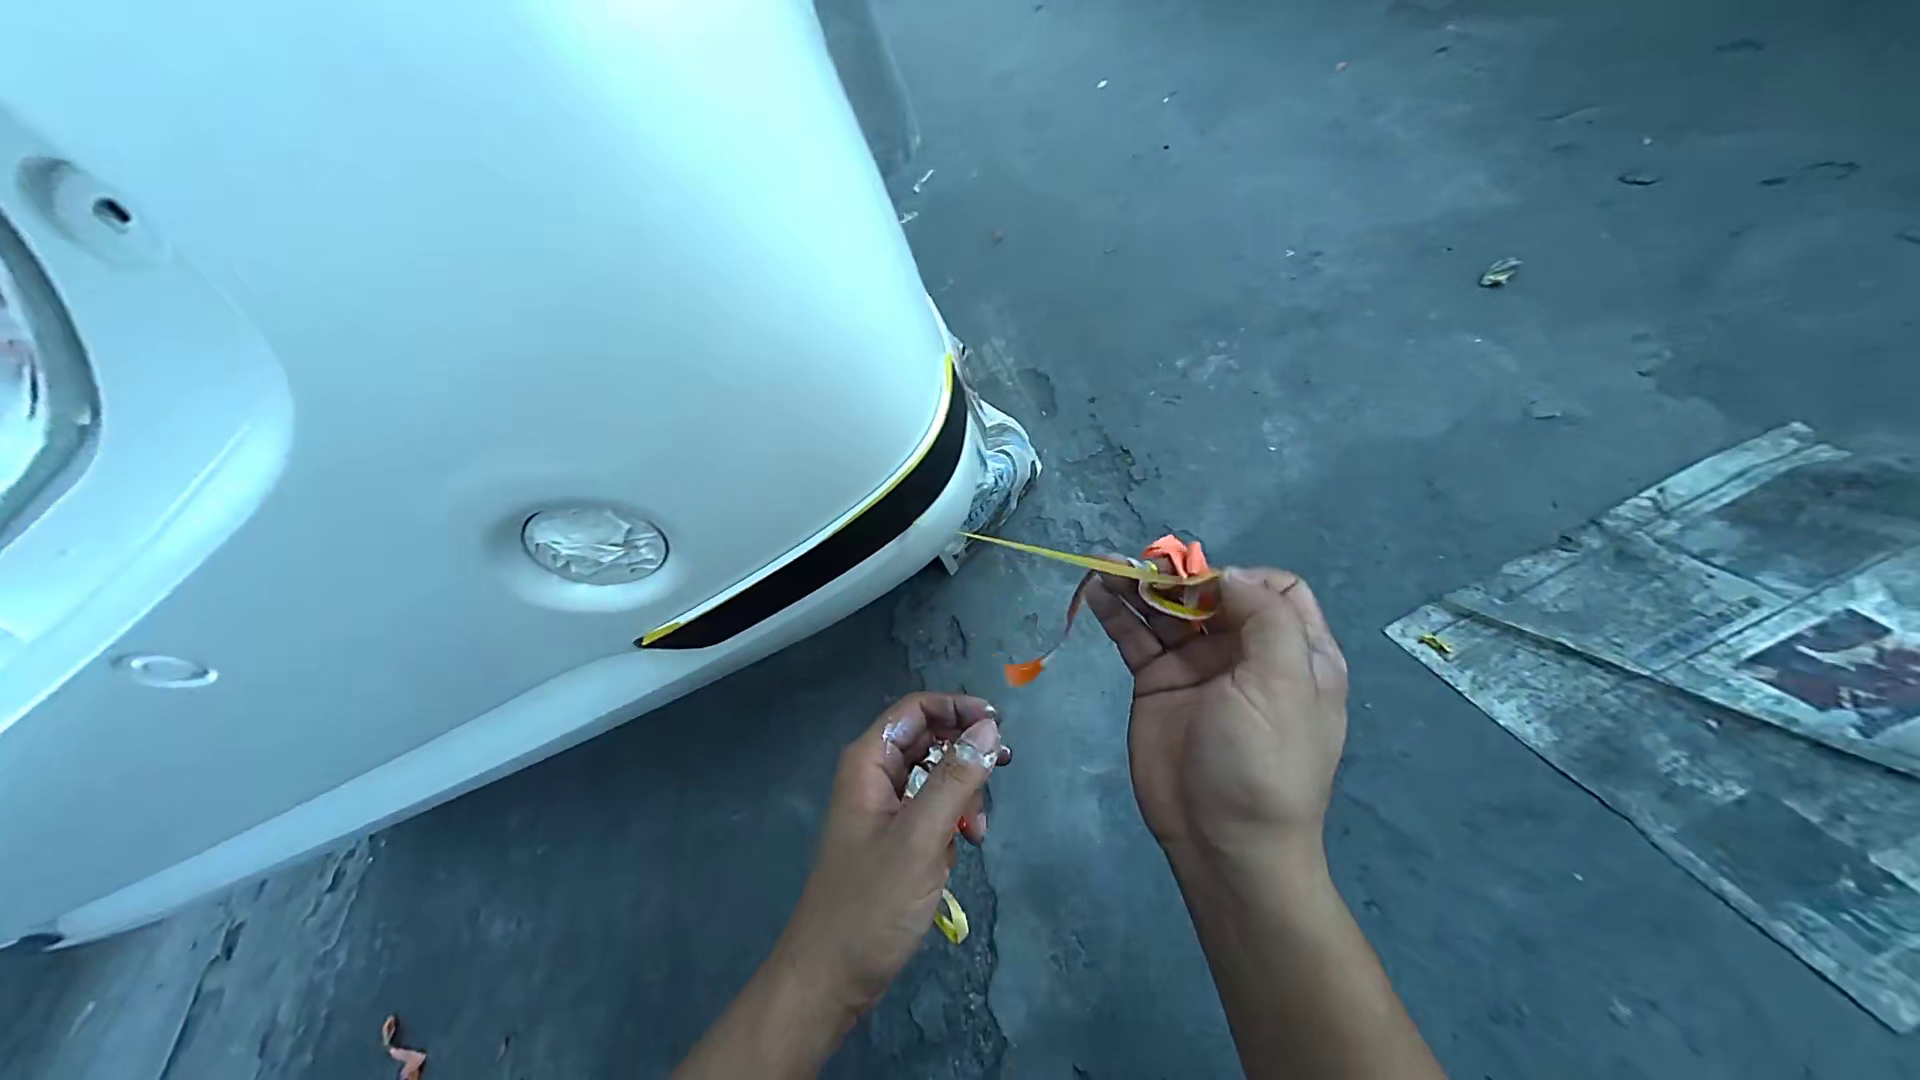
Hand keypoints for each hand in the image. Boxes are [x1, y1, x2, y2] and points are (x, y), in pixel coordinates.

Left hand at [773, 693, 1008, 1016]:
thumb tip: (989, 727)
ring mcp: (885, 806)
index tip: (997, 724)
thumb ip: (956, 778)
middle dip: (966, 752)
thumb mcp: (921, 836)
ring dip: (964, 791)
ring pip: (936, 774)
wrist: (832, 977)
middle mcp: (875, 775)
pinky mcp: (896, 835)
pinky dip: (954, 818)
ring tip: (978, 825)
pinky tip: (966, 843)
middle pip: (930, 738)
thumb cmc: (871, 903)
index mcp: (869, 761)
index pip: (917, 708)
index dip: (958, 708)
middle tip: (1002, 766)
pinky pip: (933, 807)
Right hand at [1085, 567, 1347, 865]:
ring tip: (1106, 566)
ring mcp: (1196, 666)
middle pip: (1210, 593)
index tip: (1207, 590)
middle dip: (1178, 574)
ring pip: (1167, 610)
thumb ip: (1266, 619)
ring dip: (1139, 584)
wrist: (1218, 839)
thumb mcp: (1285, 686)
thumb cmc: (1263, 761)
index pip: (1272, 589)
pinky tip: (1097, 591)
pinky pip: (1135, 636)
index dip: (1239, 578)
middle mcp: (1244, 651)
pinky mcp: (1157, 682)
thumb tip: (1228, 574)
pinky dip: (1116, 611)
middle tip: (1144, 568)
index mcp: (1292, 650)